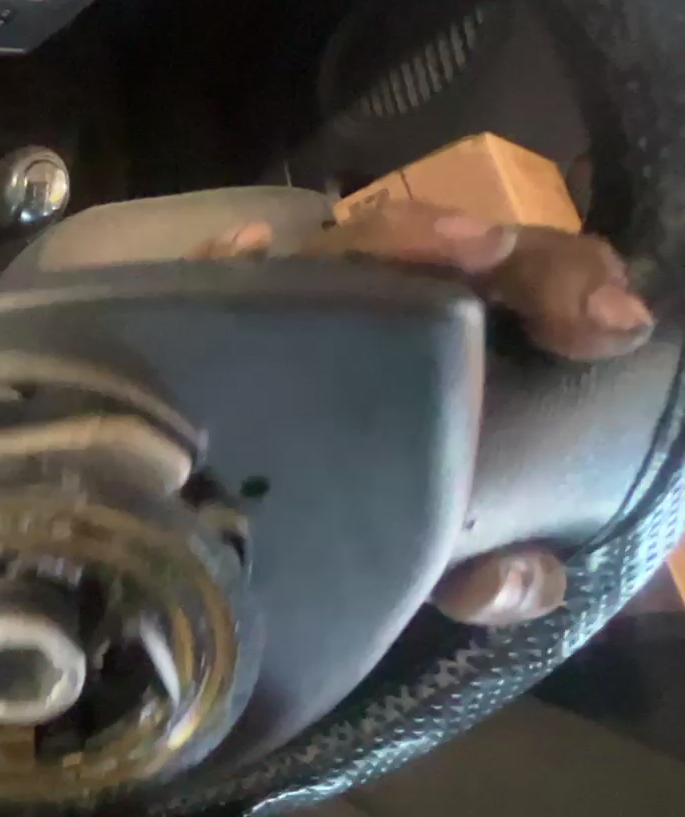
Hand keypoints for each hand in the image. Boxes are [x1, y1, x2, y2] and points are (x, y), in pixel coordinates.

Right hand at [196, 202, 656, 625]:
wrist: (270, 532)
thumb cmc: (383, 517)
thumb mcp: (460, 551)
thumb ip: (508, 572)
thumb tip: (495, 579)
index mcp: (471, 343)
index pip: (537, 274)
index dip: (572, 283)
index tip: (601, 333)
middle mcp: (386, 314)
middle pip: (429, 241)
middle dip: (456, 237)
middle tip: (478, 259)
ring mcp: (298, 314)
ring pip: (329, 248)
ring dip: (359, 242)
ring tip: (368, 258)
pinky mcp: (221, 331)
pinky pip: (215, 280)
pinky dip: (224, 259)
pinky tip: (239, 256)